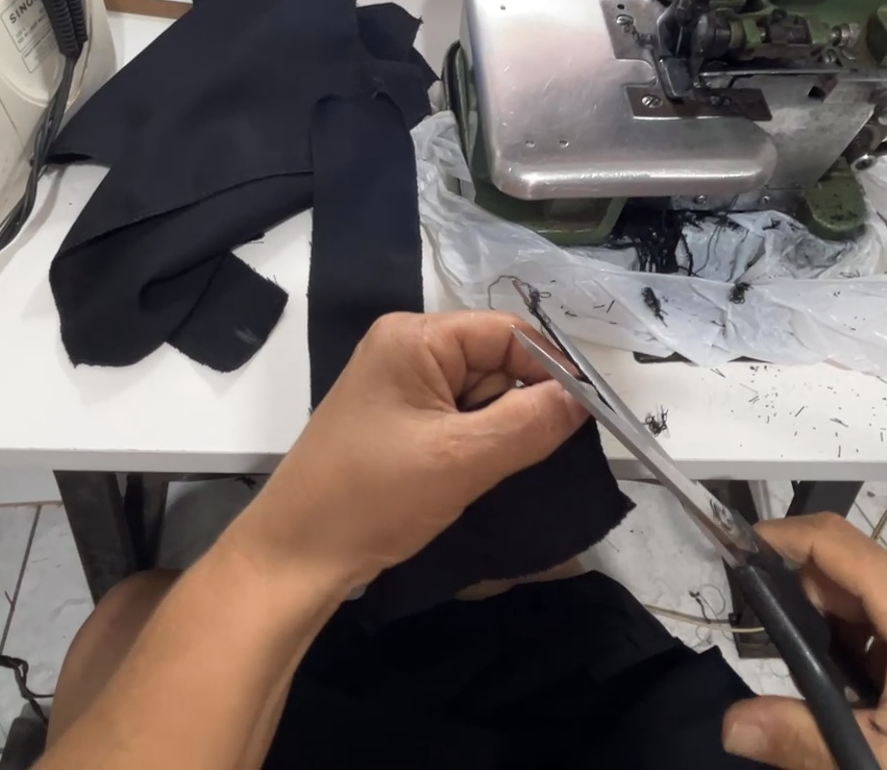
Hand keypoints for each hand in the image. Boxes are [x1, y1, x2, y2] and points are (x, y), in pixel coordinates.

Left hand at [222, 312, 587, 593]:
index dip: (551, 367)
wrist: (296, 554)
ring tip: (505, 468)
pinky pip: (455, 417)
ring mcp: (398, 384)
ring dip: (500, 428)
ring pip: (478, 393)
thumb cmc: (374, 496)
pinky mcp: (396, 419)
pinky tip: (483, 471)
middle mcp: (405, 348)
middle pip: (493, 360)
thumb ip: (530, 422)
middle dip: (522, 403)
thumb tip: (584, 396)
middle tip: (542, 452)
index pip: (505, 332)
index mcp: (414, 337)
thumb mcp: (461, 458)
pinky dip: (478, 442)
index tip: (589, 413)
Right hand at [721, 515, 886, 769]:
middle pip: (850, 573)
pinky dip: (881, 647)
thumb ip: (802, 738)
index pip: (832, 541)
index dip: (776, 538)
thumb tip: (729, 725)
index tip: (730, 556)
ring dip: (845, 635)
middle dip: (810, 611)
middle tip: (794, 670)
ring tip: (850, 701)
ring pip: (879, 600)